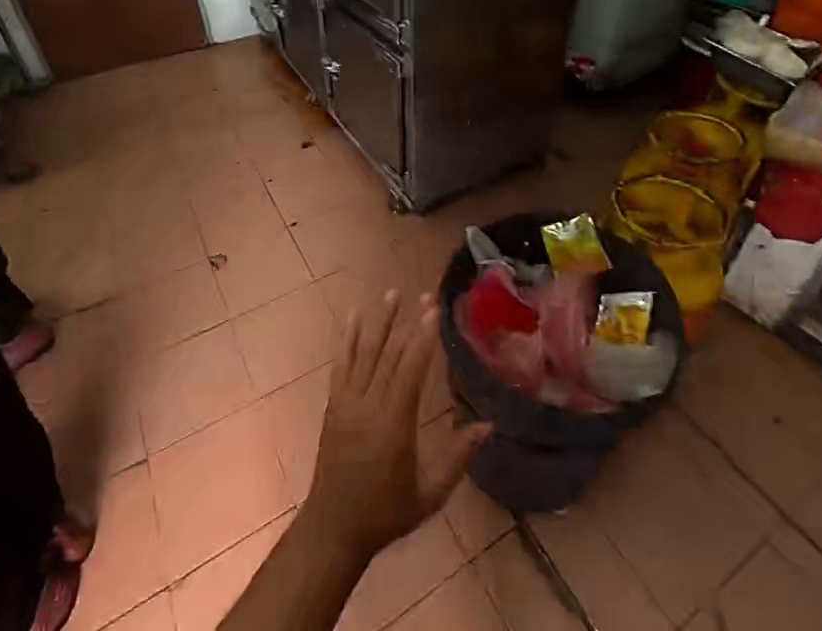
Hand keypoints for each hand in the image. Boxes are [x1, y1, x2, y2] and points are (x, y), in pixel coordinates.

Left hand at [300, 290, 491, 557]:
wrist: (334, 527)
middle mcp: (368, 405)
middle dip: (408, 322)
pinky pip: (341, 365)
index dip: (422, 338)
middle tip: (423, 295)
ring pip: (364, 353)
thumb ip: (458, 456)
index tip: (433, 311)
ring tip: (391, 294)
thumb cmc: (387, 511)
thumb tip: (488, 425)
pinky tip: (354, 318)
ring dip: (379, 322)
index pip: (410, 369)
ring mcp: (347, 403)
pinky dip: (349, 339)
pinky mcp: (333, 406)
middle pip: (390, 355)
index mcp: (394, 423)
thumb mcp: (431, 492)